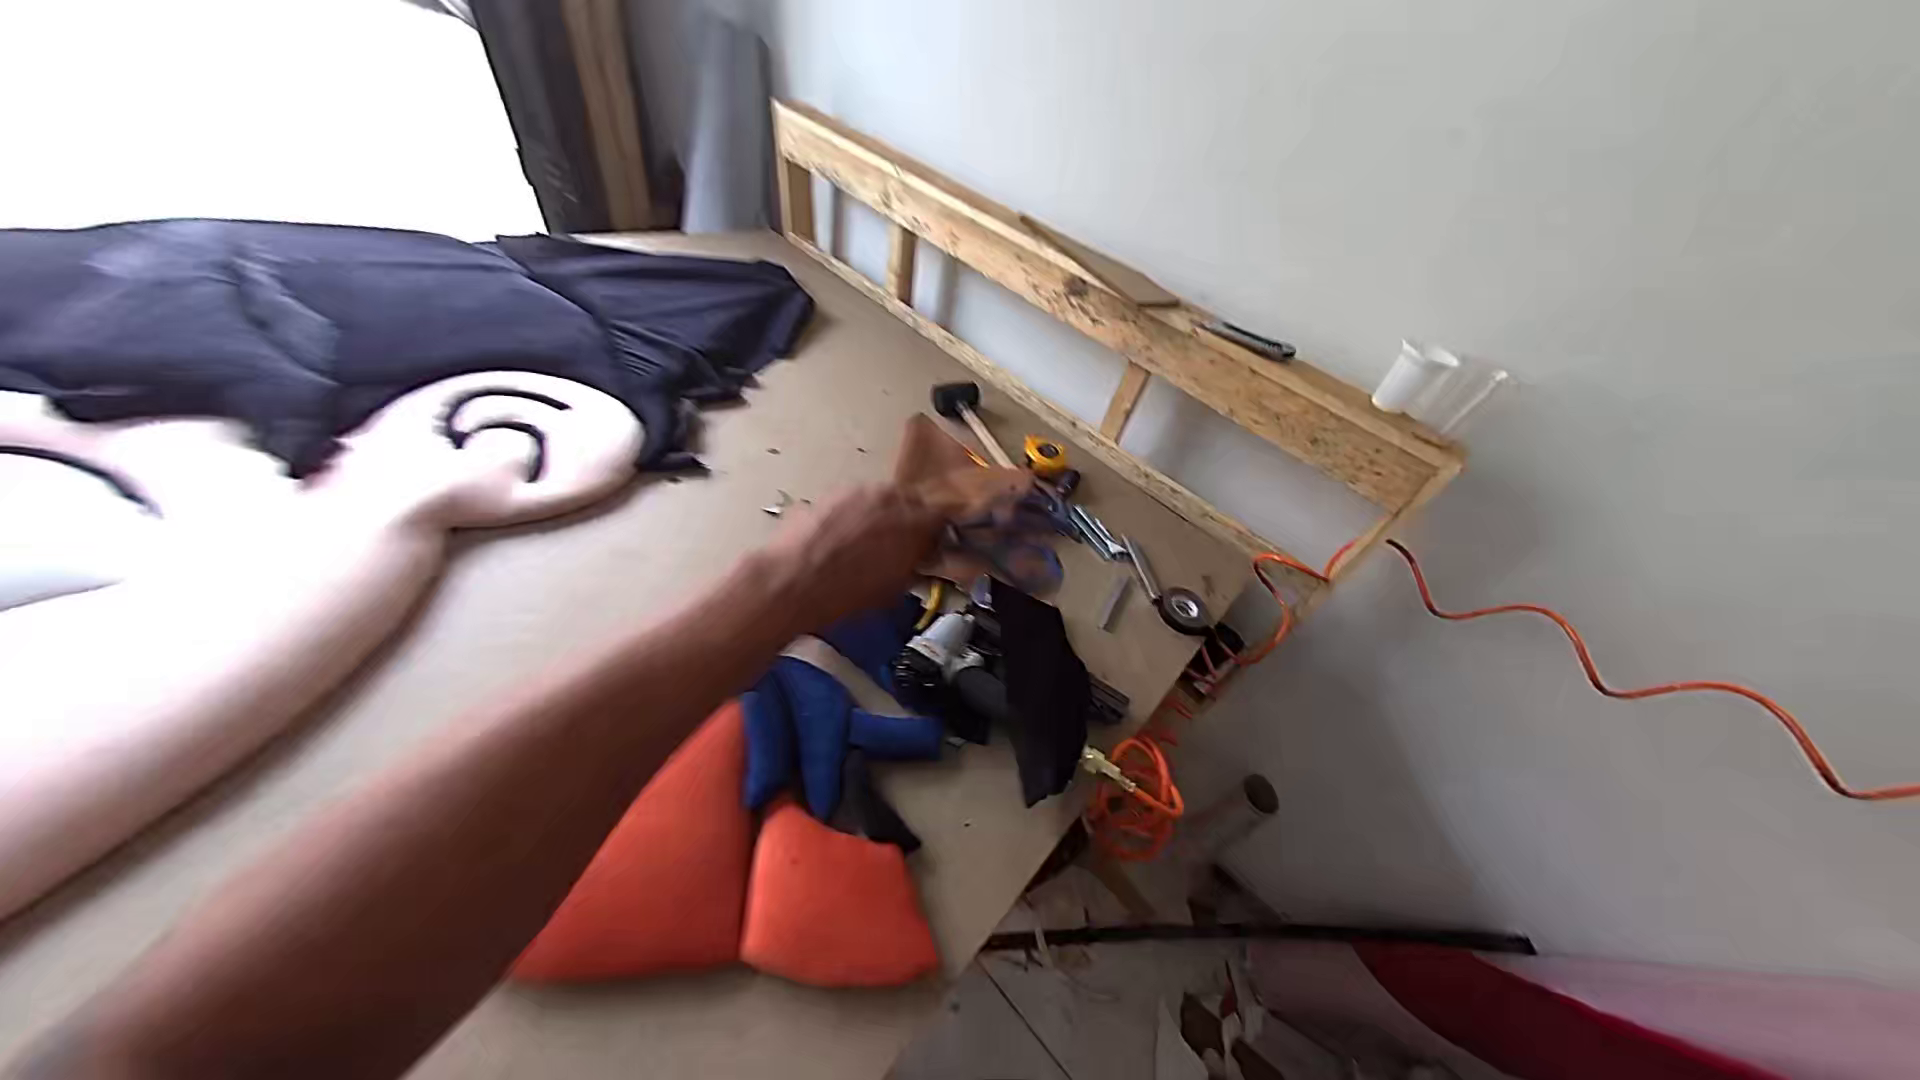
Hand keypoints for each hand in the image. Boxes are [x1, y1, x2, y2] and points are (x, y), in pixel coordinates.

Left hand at [756, 482, 950, 630]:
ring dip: (882, 515)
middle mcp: (892, 497)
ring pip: (882, 498)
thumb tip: (917, 563)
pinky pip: (855, 500)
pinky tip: (843, 538)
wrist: (790, 582)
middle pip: (913, 502)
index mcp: (916, 522)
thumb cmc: (844, 594)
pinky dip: (855, 514)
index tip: (931, 546)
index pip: (943, 518)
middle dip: (910, 520)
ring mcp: (860, 490)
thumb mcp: (893, 589)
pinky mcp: (832, 492)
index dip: (937, 534)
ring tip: (867, 543)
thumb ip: (914, 568)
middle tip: (900, 545)